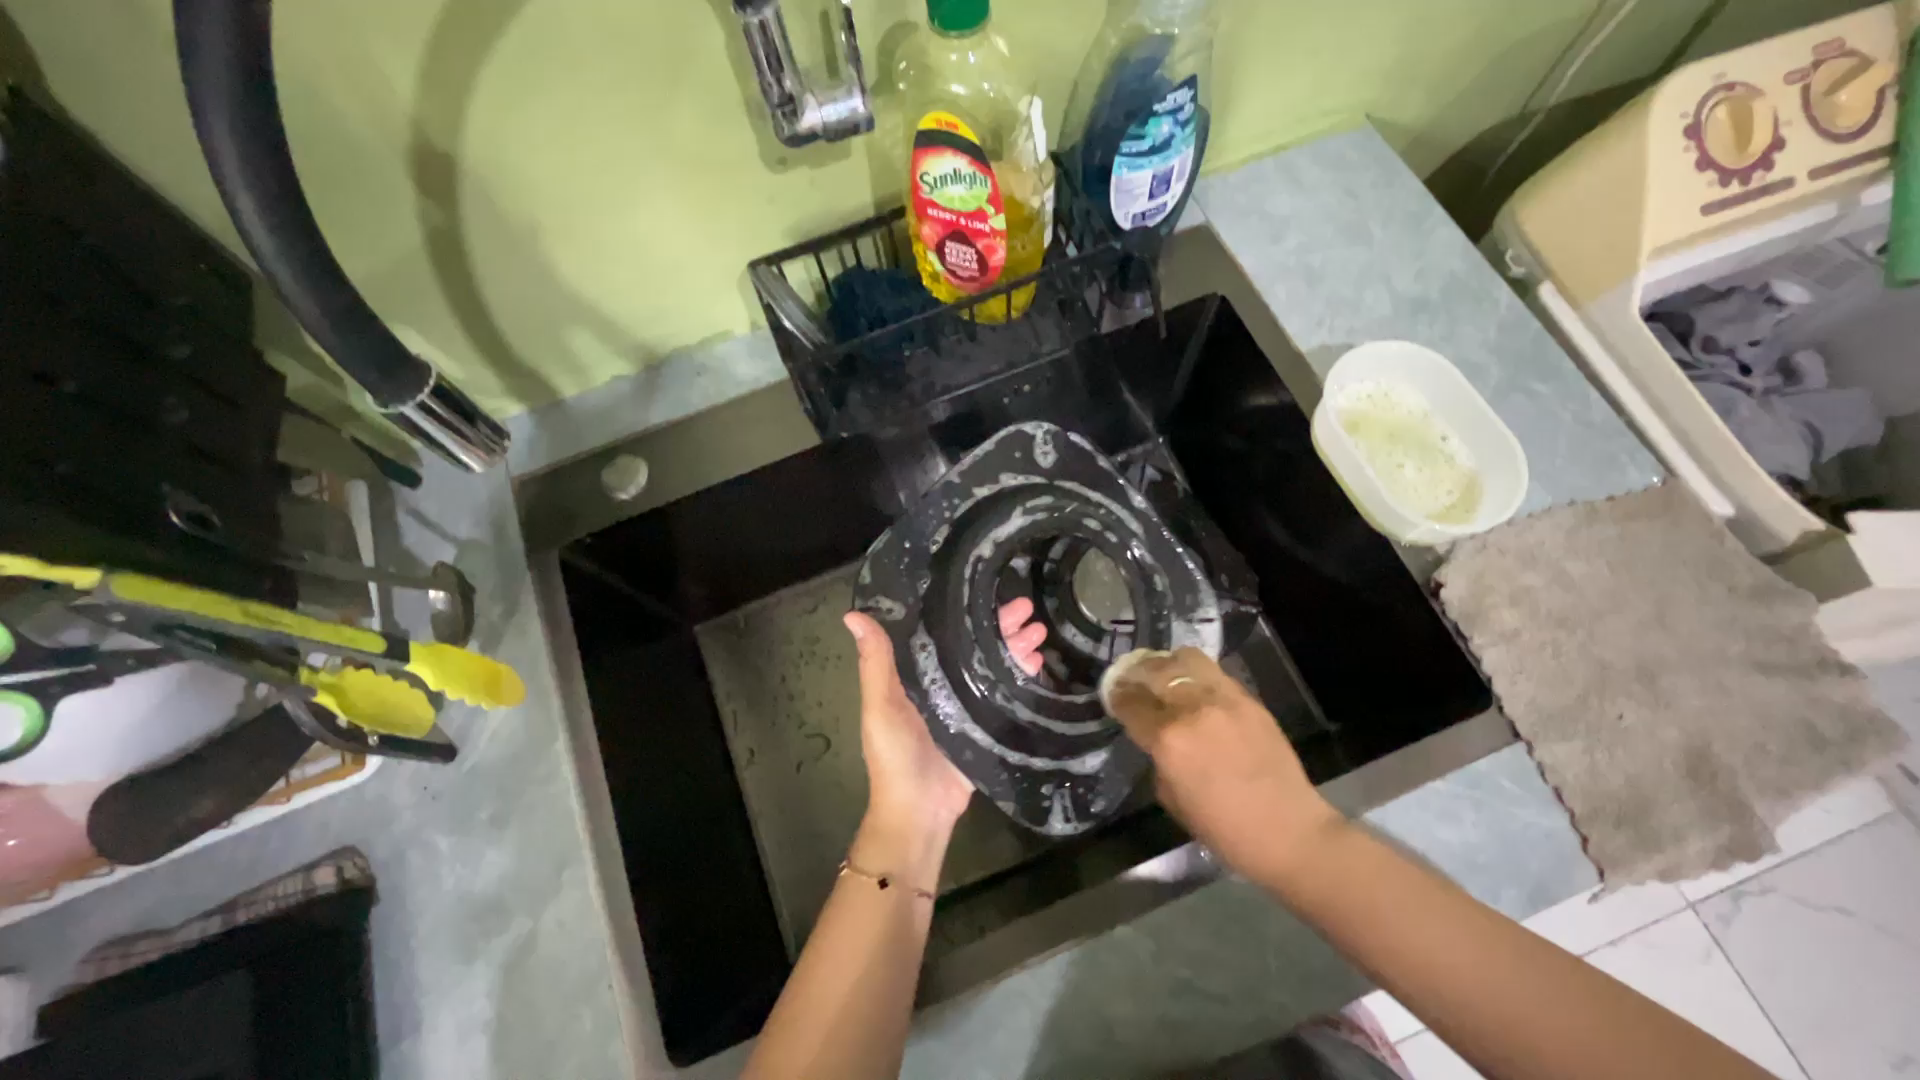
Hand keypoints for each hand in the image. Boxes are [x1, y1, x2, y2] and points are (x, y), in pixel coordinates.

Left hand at [843, 601, 1048, 832]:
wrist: (918, 810)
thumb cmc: (894, 755)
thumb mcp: (880, 705)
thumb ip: (874, 662)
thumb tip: (853, 614)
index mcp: (914, 676)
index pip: (943, 633)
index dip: (964, 612)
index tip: (987, 592)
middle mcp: (942, 684)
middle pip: (974, 646)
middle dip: (1000, 627)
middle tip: (1026, 607)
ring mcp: (966, 705)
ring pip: (994, 667)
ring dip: (1015, 648)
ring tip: (1039, 632)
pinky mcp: (985, 726)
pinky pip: (1006, 695)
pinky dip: (1022, 677)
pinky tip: (1038, 662)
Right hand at [1104, 648, 1343, 883]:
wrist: (1286, 830)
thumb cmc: (1222, 828)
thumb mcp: (1170, 798)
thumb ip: (1158, 759)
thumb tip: (1156, 739)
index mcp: (1167, 739)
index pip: (1130, 703)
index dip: (1117, 698)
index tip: (1113, 697)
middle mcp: (1192, 709)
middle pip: (1155, 670)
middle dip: (1137, 673)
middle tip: (1132, 679)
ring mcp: (1224, 699)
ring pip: (1186, 659)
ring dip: (1168, 664)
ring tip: (1163, 674)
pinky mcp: (1249, 699)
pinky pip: (1214, 674)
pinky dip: (1197, 675)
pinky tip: (1194, 688)